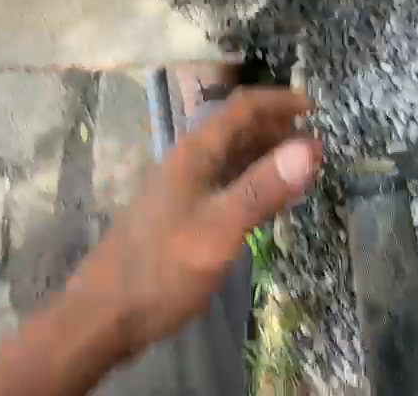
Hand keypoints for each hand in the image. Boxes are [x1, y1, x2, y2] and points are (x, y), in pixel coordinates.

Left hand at [65, 87, 320, 358]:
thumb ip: (263, 188)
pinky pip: (225, 182)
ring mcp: (183, 186)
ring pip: (232, 156)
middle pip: (238, 128)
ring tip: (301, 169)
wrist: (103, 316)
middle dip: (278, 128)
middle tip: (315, 146)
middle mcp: (189, 159)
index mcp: (195, 151)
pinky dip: (252, 181)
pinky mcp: (182, 213)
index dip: (280, 101)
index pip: (242, 107)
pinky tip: (268, 201)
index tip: (315, 109)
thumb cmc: (162, 268)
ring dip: (266, 154)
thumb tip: (309, 148)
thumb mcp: (219, 229)